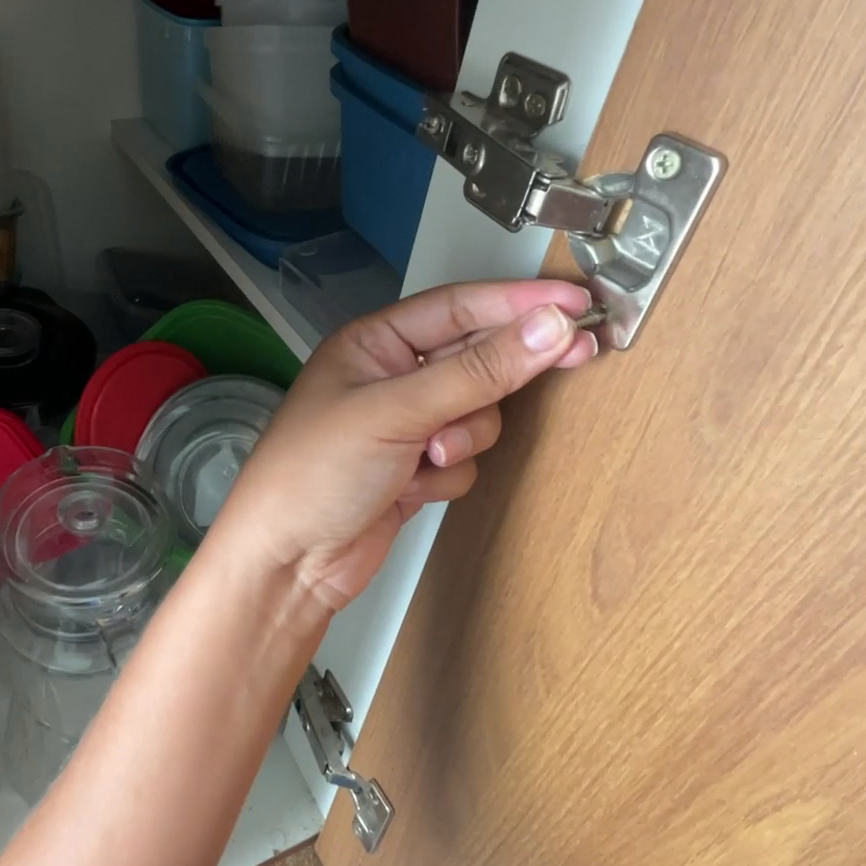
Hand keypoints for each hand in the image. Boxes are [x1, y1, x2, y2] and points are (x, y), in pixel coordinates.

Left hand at [209, 280, 599, 614]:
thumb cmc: (315, 472)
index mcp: (373, 343)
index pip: (458, 307)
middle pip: (474, 357)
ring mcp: (405, 425)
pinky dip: (449, 474)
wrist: (287, 563)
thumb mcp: (395, 412)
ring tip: (430, 456)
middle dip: (509, 366)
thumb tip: (550, 327)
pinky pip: (465, 457)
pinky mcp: (416, 469)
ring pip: (477, 412)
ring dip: (466, 434)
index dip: (517, 302)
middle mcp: (391, 377)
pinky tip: (414, 488)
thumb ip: (477, 372)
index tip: (576, 303)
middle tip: (578, 351)